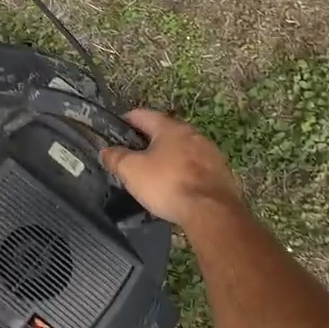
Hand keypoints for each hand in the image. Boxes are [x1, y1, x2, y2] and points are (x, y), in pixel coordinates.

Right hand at [99, 109, 240, 228]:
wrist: (212, 213)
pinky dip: (182, 172)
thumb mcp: (130, 170)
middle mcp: (193, 135)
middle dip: (147, 142)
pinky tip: (174, 187)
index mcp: (170, 128)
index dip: (124, 121)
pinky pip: (195, 167)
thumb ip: (115, 157)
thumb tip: (106, 151)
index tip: (113, 132)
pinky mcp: (222, 174)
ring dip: (167, 157)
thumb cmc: (167, 184)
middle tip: (131, 156)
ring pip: (181, 150)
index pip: (142, 115)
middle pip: (164, 132)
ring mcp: (211, 154)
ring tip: (153, 174)